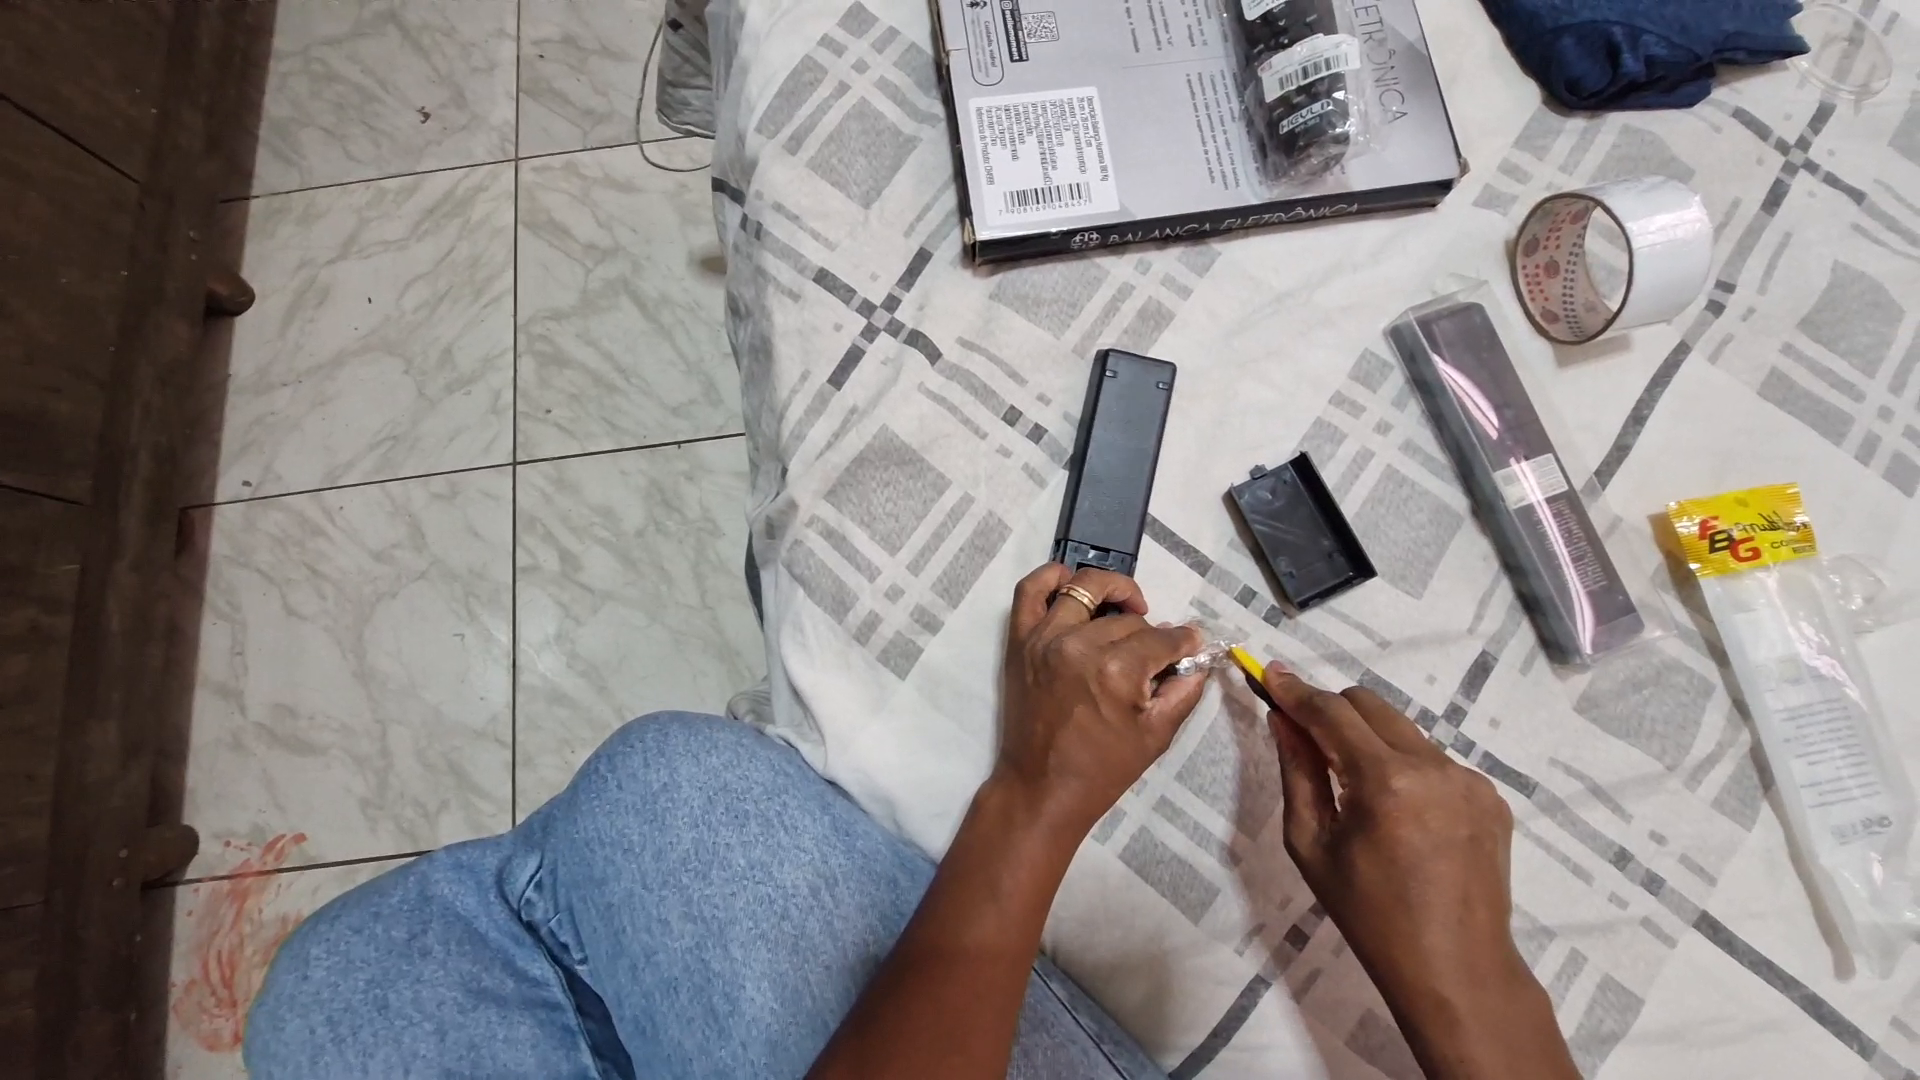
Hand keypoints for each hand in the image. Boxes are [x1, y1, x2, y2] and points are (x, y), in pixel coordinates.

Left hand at [994, 564, 1206, 839]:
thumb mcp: (1158, 733)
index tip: (1190, 645)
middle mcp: (1078, 644)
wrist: (1041, 787)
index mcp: (1116, 670)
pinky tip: (1071, 581)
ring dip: (1112, 592)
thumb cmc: (1102, 767)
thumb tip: (1197, 655)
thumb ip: (1184, 689)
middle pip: (1127, 619)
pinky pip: (1029, 590)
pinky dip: (1050, 576)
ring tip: (1126, 605)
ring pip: (1085, 590)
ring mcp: (1044, 638)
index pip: (1162, 639)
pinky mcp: (1020, 640)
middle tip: (1153, 651)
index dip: (1183, 642)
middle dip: (1150, 632)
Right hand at [1263, 665, 1577, 1079]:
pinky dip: (1402, 765)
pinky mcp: (1489, 796)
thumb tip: (1283, 719)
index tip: (1268, 672)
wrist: (1456, 969)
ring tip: (1354, 785)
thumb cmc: (1368, 912)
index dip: (1295, 691)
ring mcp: (1469, 780)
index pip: (1331, 712)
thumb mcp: (1311, 843)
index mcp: (1385, 782)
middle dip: (1330, 709)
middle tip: (1305, 735)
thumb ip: (1297, 771)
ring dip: (1367, 738)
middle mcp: (1434, 767)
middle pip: (1369, 704)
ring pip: (1401, 728)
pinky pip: (1431, 758)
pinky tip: (1397, 810)